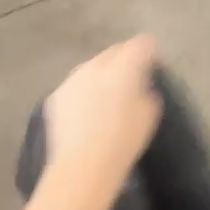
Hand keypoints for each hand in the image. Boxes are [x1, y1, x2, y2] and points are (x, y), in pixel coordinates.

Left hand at [43, 35, 161, 184]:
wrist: (82, 165)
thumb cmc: (123, 142)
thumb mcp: (149, 115)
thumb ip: (147, 91)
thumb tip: (142, 84)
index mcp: (124, 67)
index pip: (141, 45)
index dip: (149, 50)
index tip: (153, 61)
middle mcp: (96, 65)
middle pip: (114, 52)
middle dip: (124, 59)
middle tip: (132, 78)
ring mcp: (72, 78)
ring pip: (92, 67)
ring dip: (102, 74)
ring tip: (108, 95)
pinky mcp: (56, 95)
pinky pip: (76, 85)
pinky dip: (84, 90)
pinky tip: (87, 109)